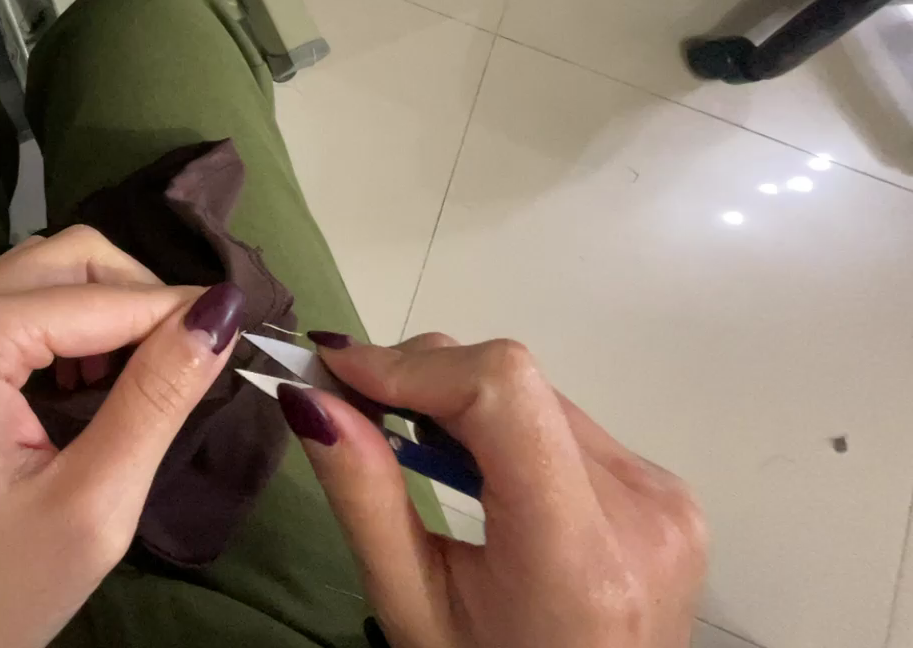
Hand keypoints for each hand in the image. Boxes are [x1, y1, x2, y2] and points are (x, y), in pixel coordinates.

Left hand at [0, 226, 245, 647]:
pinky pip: (18, 305)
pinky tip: (89, 383)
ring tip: (142, 379)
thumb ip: (154, 399)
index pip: (105, 295)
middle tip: (189, 360)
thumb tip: (218, 314)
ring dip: (104, 306)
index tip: (247, 331)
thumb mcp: (90, 504)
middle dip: (139, 293)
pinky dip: (68, 324)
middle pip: (69, 258)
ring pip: (45, 273)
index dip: (181, 310)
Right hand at [278, 333, 707, 647]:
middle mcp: (639, 504)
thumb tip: (307, 395)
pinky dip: (481, 413)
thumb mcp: (408, 603)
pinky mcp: (656, 485)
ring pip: (521, 385)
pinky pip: (546, 408)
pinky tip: (454, 455)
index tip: (333, 370)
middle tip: (347, 404)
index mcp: (579, 550)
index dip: (407, 363)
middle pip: (505, 377)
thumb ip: (362, 496)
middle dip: (411, 375)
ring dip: (443, 392)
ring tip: (398, 434)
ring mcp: (659, 491)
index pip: (500, 389)